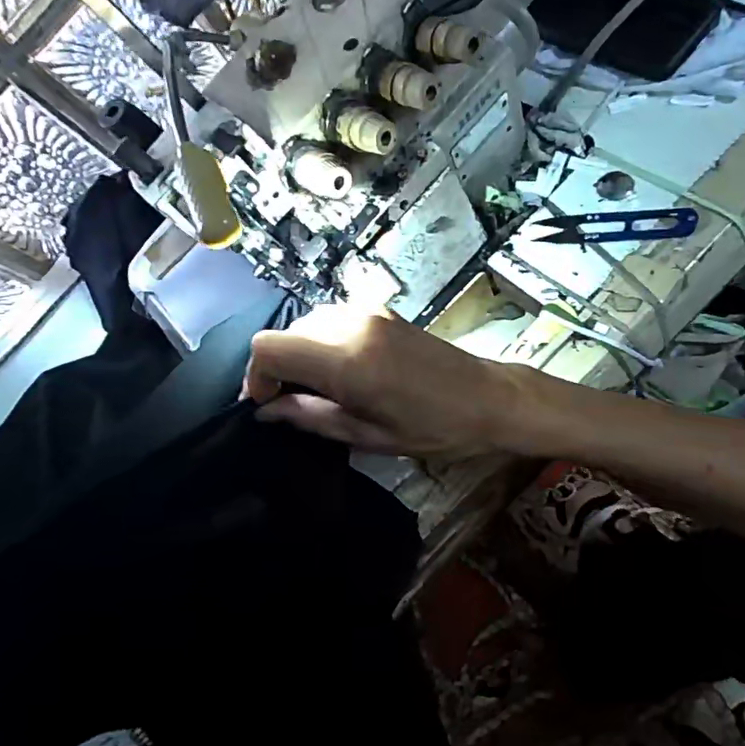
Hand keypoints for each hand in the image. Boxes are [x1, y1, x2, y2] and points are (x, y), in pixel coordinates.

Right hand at [243, 305, 528, 457]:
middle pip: (284, 334)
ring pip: (304, 324)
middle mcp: (350, 323)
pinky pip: (329, 320)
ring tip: (317, 390)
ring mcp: (366, 311)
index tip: (266, 405)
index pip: (269, 347)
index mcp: (346, 359)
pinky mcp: (378, 309)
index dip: (255, 376)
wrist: (489, 397)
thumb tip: (265, 412)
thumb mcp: (368, 436)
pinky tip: (340, 371)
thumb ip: (309, 418)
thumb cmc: (434, 428)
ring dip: (298, 355)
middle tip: (289, 404)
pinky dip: (319, 343)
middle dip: (276, 368)